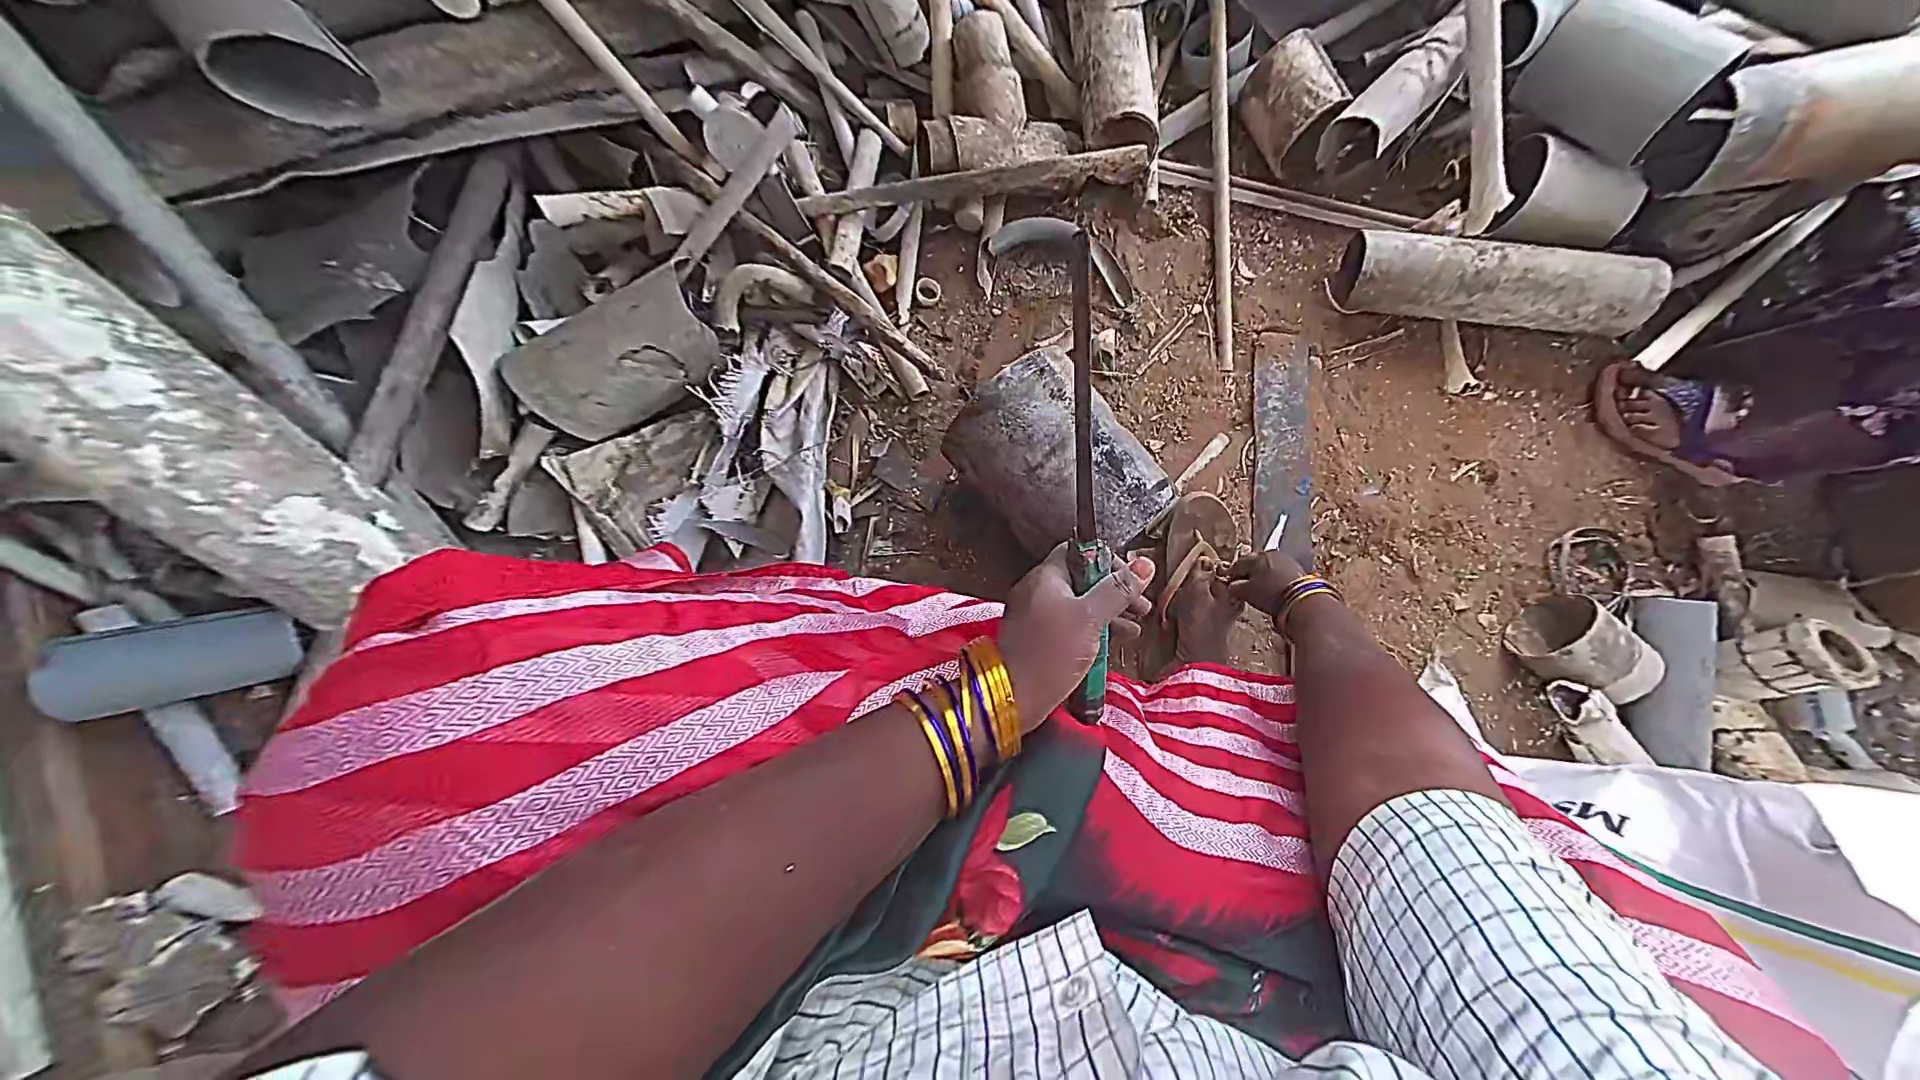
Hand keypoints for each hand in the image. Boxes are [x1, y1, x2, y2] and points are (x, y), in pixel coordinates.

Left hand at [996, 544, 1154, 729]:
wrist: (1013, 696)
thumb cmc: (1051, 652)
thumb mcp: (1090, 618)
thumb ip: (1117, 590)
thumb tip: (1145, 564)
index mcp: (1045, 577)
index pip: (1079, 552)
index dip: (1109, 561)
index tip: (1133, 579)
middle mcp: (1037, 591)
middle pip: (1081, 579)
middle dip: (1114, 591)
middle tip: (1142, 606)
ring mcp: (1036, 616)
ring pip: (1078, 604)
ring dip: (1108, 613)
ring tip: (1135, 627)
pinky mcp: (1039, 640)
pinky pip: (1070, 625)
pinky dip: (1092, 630)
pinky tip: (1114, 642)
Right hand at [1225, 550, 1306, 617]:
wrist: (1303, 599)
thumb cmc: (1270, 594)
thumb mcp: (1246, 593)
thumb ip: (1235, 587)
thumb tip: (1232, 586)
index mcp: (1254, 558)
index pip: (1237, 564)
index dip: (1231, 575)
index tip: (1229, 583)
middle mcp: (1269, 554)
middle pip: (1253, 563)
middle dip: (1248, 573)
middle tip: (1244, 585)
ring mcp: (1285, 560)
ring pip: (1267, 566)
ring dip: (1262, 575)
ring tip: (1259, 588)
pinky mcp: (1297, 568)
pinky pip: (1279, 571)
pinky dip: (1274, 578)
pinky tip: (1273, 587)